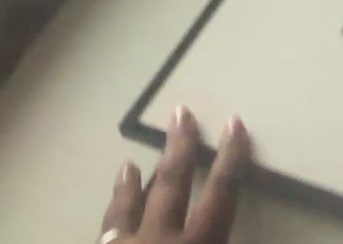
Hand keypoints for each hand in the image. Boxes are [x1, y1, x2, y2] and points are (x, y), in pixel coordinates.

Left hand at [101, 108, 250, 243]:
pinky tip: (107, 223)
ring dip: (127, 188)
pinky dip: (110, 221)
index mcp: (199, 243)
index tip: (234, 122)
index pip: (221, 189)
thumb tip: (239, 231)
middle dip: (179, 147)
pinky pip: (103, 238)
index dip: (230, 155)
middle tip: (181, 112)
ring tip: (126, 166)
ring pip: (124, 213)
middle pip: (172, 184)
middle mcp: (158, 239)